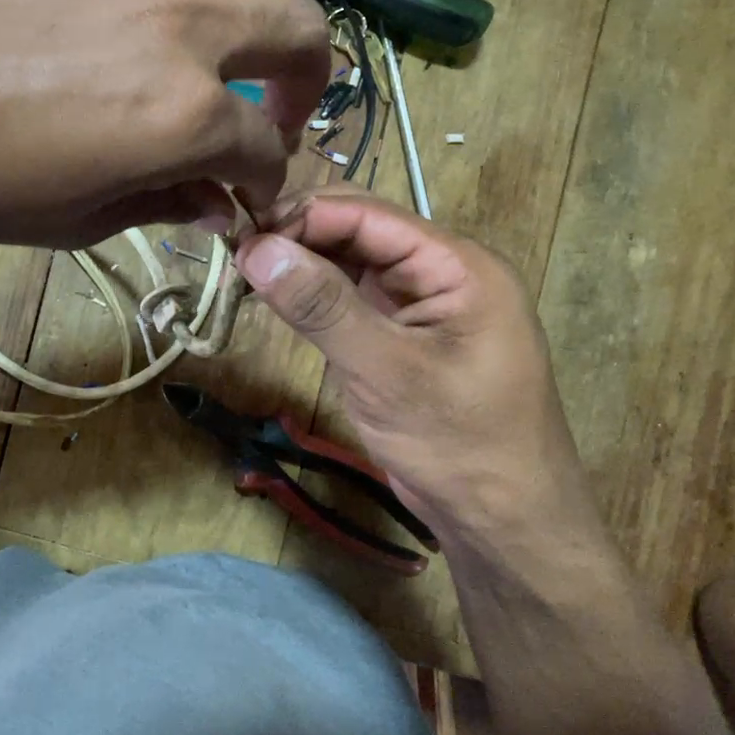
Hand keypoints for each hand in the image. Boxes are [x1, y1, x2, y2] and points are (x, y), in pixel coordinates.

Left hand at [0, 0, 331, 246]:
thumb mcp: (76, 221)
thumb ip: (160, 204)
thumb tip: (214, 203)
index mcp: (181, 118)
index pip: (262, 151)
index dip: (265, 183)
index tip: (246, 197)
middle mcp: (184, 29)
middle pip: (300, 33)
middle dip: (306, 84)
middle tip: (273, 114)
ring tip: (245, 24)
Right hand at [235, 188, 590, 539]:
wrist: (502, 521)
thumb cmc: (458, 443)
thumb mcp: (387, 371)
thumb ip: (322, 306)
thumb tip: (255, 248)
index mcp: (457, 264)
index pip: (366, 214)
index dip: (301, 218)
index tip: (239, 240)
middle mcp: (438, 271)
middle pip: (355, 229)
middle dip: (295, 236)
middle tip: (232, 258)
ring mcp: (417, 303)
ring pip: (346, 260)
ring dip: (296, 263)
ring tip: (239, 274)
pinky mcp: (397, 333)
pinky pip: (347, 295)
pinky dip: (308, 294)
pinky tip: (270, 298)